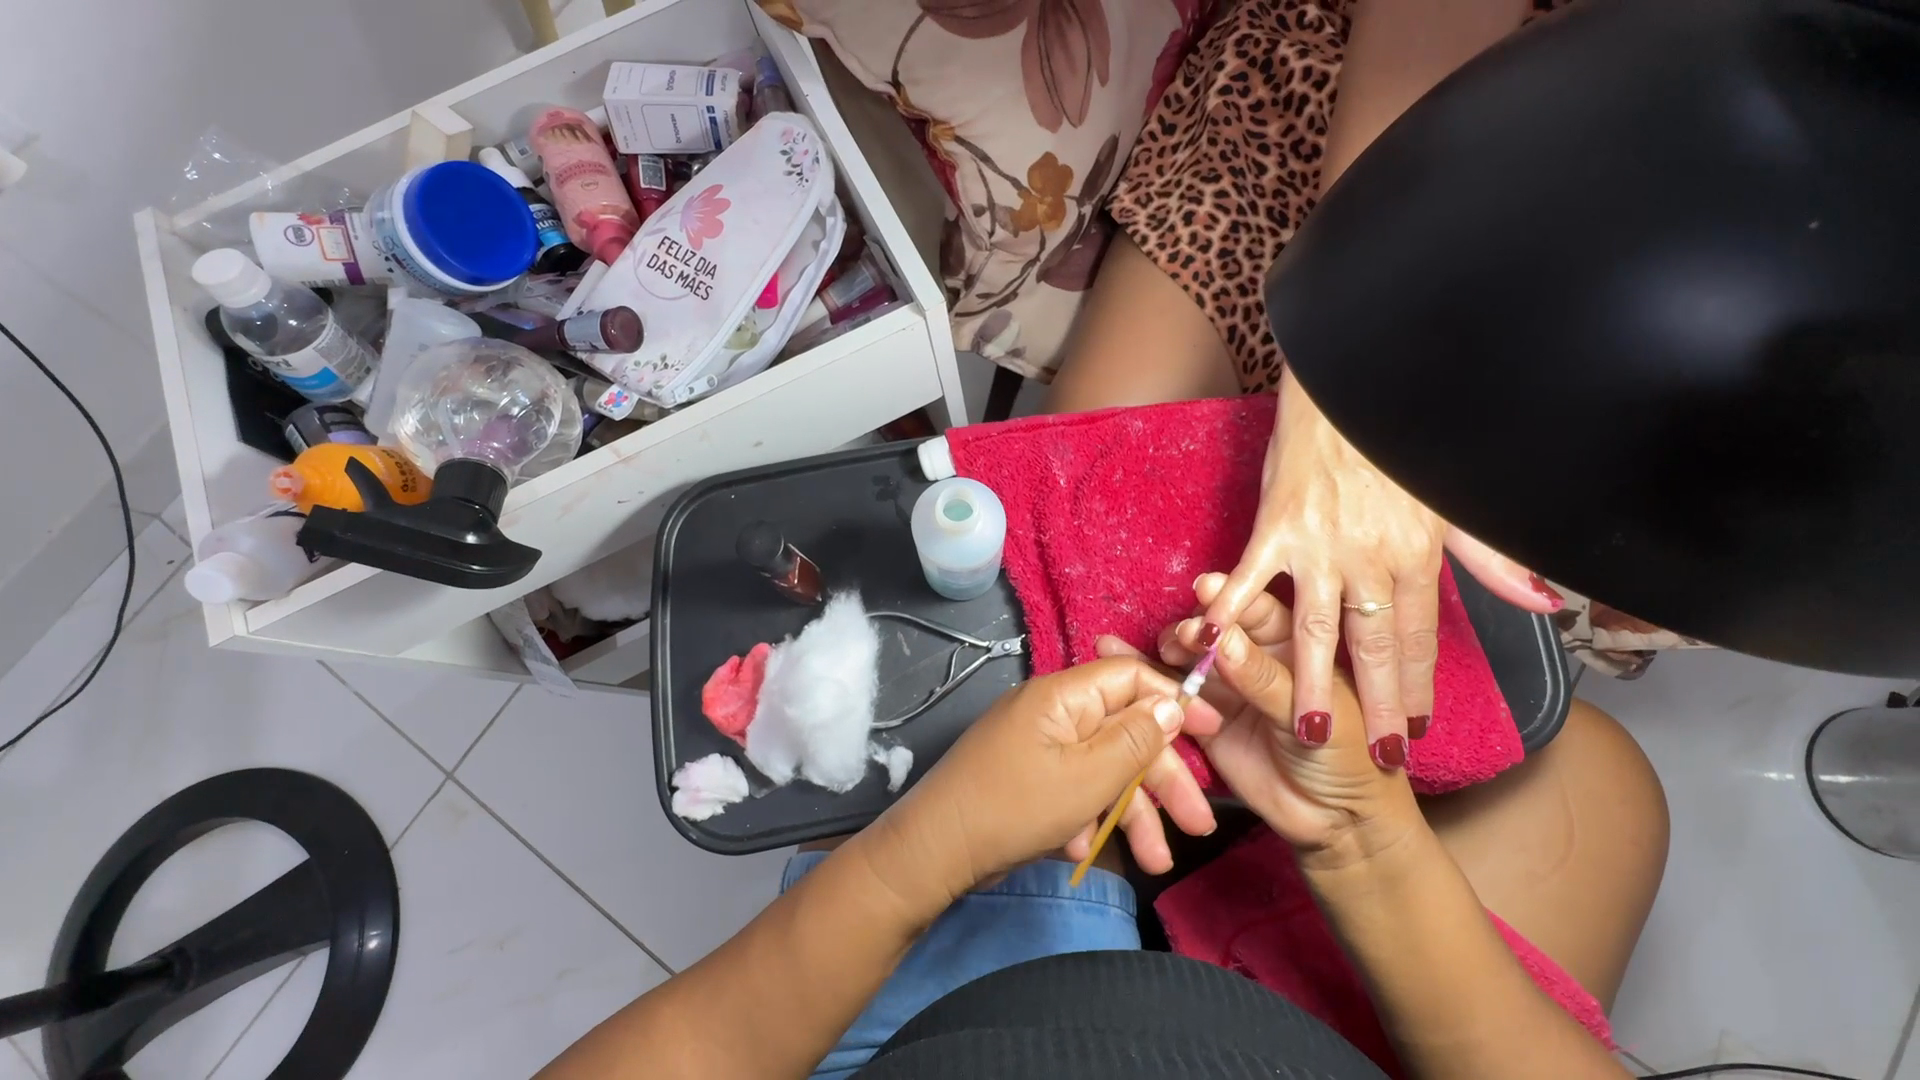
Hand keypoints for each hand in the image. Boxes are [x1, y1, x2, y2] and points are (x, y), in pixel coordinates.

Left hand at [866, 657, 1220, 903]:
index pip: (1131, 678)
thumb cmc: (1016, 805)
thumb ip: (1135, 740)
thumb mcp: (1088, 776)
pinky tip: (1083, 850)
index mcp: (1064, 696)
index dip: (1174, 702)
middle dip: (1161, 781)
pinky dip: (1087, 818)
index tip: (1212, 732)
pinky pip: (1073, 789)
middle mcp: (1053, 713)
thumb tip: (1171, 705)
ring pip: (1102, 769)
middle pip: (1123, 733)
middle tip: (1198, 825)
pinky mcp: (1029, 779)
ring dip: (1130, 813)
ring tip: (1154, 862)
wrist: (937, 850)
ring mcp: (1039, 747)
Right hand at [1128, 574, 1423, 869]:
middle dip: (1194, 627)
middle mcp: (1251, 658)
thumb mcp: (1311, 709)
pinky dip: (1143, 675)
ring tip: (1157, 649)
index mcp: (1290, 643)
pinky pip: (1169, 695)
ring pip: (1186, 658)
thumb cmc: (1346, 754)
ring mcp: (1223, 688)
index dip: (1231, 598)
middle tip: (1182, 636)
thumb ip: (1263, 676)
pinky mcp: (1199, 719)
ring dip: (1166, 647)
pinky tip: (1113, 651)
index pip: (1255, 610)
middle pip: (1213, 630)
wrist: (1336, 821)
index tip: (1206, 590)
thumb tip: (1219, 638)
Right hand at [1206, 371, 1562, 767]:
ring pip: (1317, 625)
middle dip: (1379, 703)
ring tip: (1307, 727)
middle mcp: (1371, 559)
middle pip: (1376, 644)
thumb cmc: (1396, 443)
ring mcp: (1319, 546)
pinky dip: (1232, 608)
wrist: (1351, 389)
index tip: (1416, 728)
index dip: (1421, 685)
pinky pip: (1251, 577)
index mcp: (1416, 554)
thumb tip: (1543, 605)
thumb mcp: (1453, 500)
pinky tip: (1214, 640)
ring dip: (1310, 678)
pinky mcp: (1275, 528)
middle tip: (1379, 756)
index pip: (1421, 636)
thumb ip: (1492, 559)